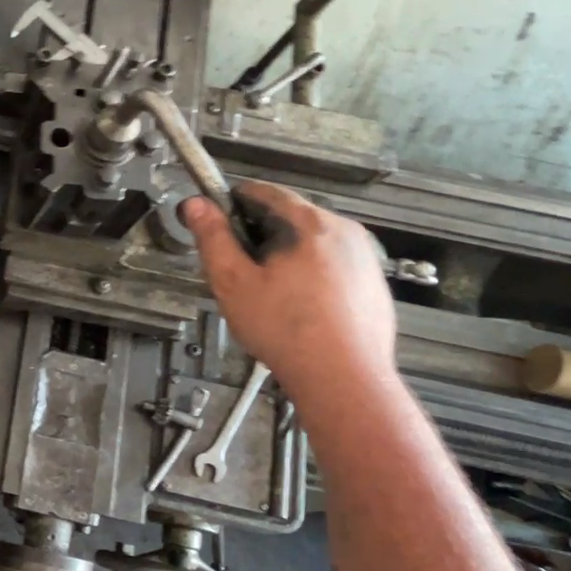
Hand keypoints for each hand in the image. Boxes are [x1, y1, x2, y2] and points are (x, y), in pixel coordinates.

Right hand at [181, 182, 396, 395]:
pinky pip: (334, 266)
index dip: (234, 202)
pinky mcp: (374, 284)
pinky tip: (299, 309)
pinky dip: (312, 276)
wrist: (344, 378)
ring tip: (269, 295)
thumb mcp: (233, 282)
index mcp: (310, 223)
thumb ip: (213, 238)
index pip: (266, 191)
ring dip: (287, 256)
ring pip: (313, 242)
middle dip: (261, 235)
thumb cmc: (283, 329)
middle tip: (240, 270)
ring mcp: (366, 257)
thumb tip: (195, 204)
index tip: (217, 224)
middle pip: (291, 217)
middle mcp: (345, 231)